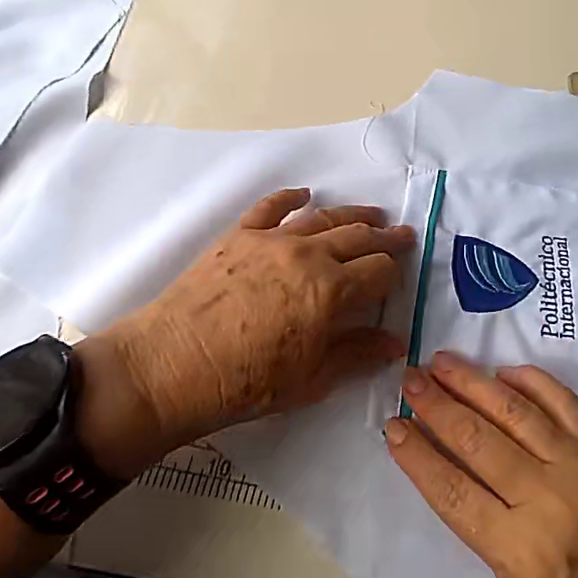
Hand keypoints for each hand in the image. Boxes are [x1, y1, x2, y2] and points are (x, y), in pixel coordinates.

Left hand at [75, 188, 413, 477]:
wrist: (176, 363)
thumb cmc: (246, 382)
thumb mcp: (311, 379)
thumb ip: (355, 354)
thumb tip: (394, 342)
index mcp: (330, 291)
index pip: (378, 272)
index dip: (394, 273)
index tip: (401, 274)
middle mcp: (306, 255)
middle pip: (356, 237)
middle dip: (384, 237)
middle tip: (402, 235)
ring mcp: (269, 240)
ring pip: (320, 218)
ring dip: (350, 214)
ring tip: (370, 214)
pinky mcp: (237, 237)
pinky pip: (270, 208)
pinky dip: (290, 198)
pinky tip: (303, 195)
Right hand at [386, 352, 577, 577]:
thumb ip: (494, 554)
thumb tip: (469, 496)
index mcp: (523, 552)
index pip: (452, 490)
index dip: (416, 454)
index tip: (391, 426)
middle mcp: (550, 502)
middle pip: (476, 440)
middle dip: (434, 405)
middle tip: (407, 379)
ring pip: (515, 413)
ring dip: (472, 382)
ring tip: (440, 361)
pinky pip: (565, 405)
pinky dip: (534, 382)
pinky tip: (505, 370)